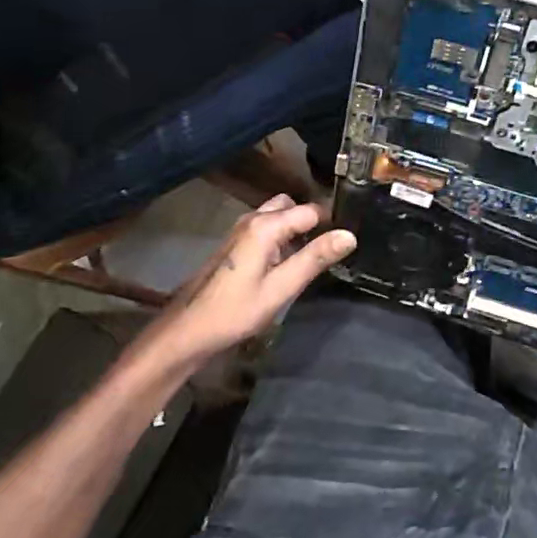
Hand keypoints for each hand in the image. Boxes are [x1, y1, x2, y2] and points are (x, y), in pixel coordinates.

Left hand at [134, 195, 355, 371]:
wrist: (186, 331)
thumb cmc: (235, 311)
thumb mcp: (281, 288)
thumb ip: (315, 258)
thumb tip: (350, 235)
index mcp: (265, 226)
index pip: (311, 210)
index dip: (331, 223)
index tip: (346, 242)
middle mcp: (253, 219)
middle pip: (292, 206)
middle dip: (311, 221)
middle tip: (327, 248)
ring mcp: (240, 230)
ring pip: (278, 215)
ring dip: (295, 229)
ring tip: (310, 256)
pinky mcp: (234, 243)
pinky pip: (266, 227)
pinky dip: (281, 236)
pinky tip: (286, 264)